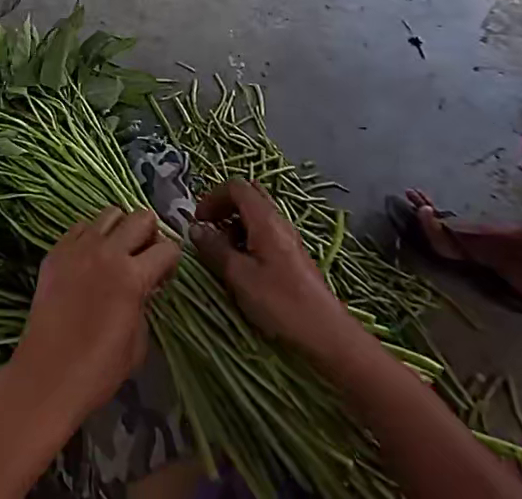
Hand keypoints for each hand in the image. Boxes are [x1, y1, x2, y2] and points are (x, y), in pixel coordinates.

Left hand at [5, 207, 180, 424]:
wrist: (46, 376)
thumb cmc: (98, 369)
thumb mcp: (138, 341)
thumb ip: (145, 303)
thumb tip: (144, 287)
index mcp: (132, 276)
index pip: (167, 249)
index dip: (171, 262)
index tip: (163, 277)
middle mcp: (107, 252)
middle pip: (141, 217)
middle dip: (149, 235)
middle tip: (143, 258)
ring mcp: (78, 248)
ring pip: (109, 214)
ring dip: (120, 230)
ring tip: (115, 254)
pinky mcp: (56, 252)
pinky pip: (80, 228)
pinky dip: (91, 237)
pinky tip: (89, 260)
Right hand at [190, 180, 364, 361]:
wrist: (325, 335)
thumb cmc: (280, 303)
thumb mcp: (239, 276)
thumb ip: (215, 249)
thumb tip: (196, 229)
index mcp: (266, 219)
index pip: (236, 187)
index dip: (212, 197)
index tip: (198, 221)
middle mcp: (279, 221)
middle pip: (248, 197)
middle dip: (223, 208)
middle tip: (208, 230)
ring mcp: (287, 239)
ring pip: (256, 216)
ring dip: (234, 226)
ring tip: (221, 254)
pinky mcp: (291, 257)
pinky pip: (264, 234)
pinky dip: (246, 240)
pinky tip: (240, 267)